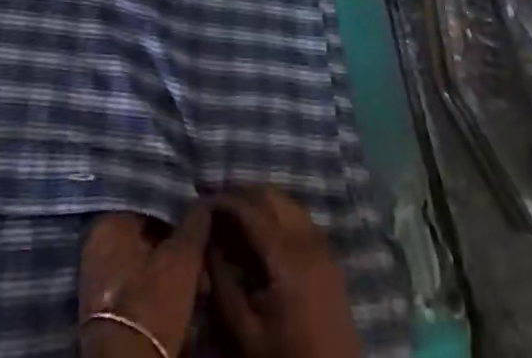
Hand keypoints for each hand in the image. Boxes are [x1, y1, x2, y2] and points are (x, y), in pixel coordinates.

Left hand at [78, 203, 211, 357]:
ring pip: (146, 262)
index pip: (153, 206)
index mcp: (109, 223)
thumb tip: (205, 200)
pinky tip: (182, 304)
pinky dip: (159, 289)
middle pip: (149, 237)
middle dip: (181, 251)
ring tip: (201, 289)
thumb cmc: (151, 302)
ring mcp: (97, 274)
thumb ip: (195, 223)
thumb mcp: (183, 258)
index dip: (182, 218)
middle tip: (205, 268)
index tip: (204, 232)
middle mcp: (97, 243)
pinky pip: (137, 283)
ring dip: (175, 273)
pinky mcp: (103, 303)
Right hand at [208, 187, 361, 357]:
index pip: (251, 210)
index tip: (201, 199)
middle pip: (273, 196)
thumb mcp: (244, 329)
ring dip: (261, 198)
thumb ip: (222, 281)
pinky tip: (263, 224)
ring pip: (289, 202)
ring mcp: (324, 246)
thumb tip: (207, 241)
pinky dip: (279, 210)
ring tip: (234, 208)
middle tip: (215, 199)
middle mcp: (309, 242)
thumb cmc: (285, 357)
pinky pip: (302, 217)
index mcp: (287, 259)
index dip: (224, 200)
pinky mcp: (330, 256)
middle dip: (241, 191)